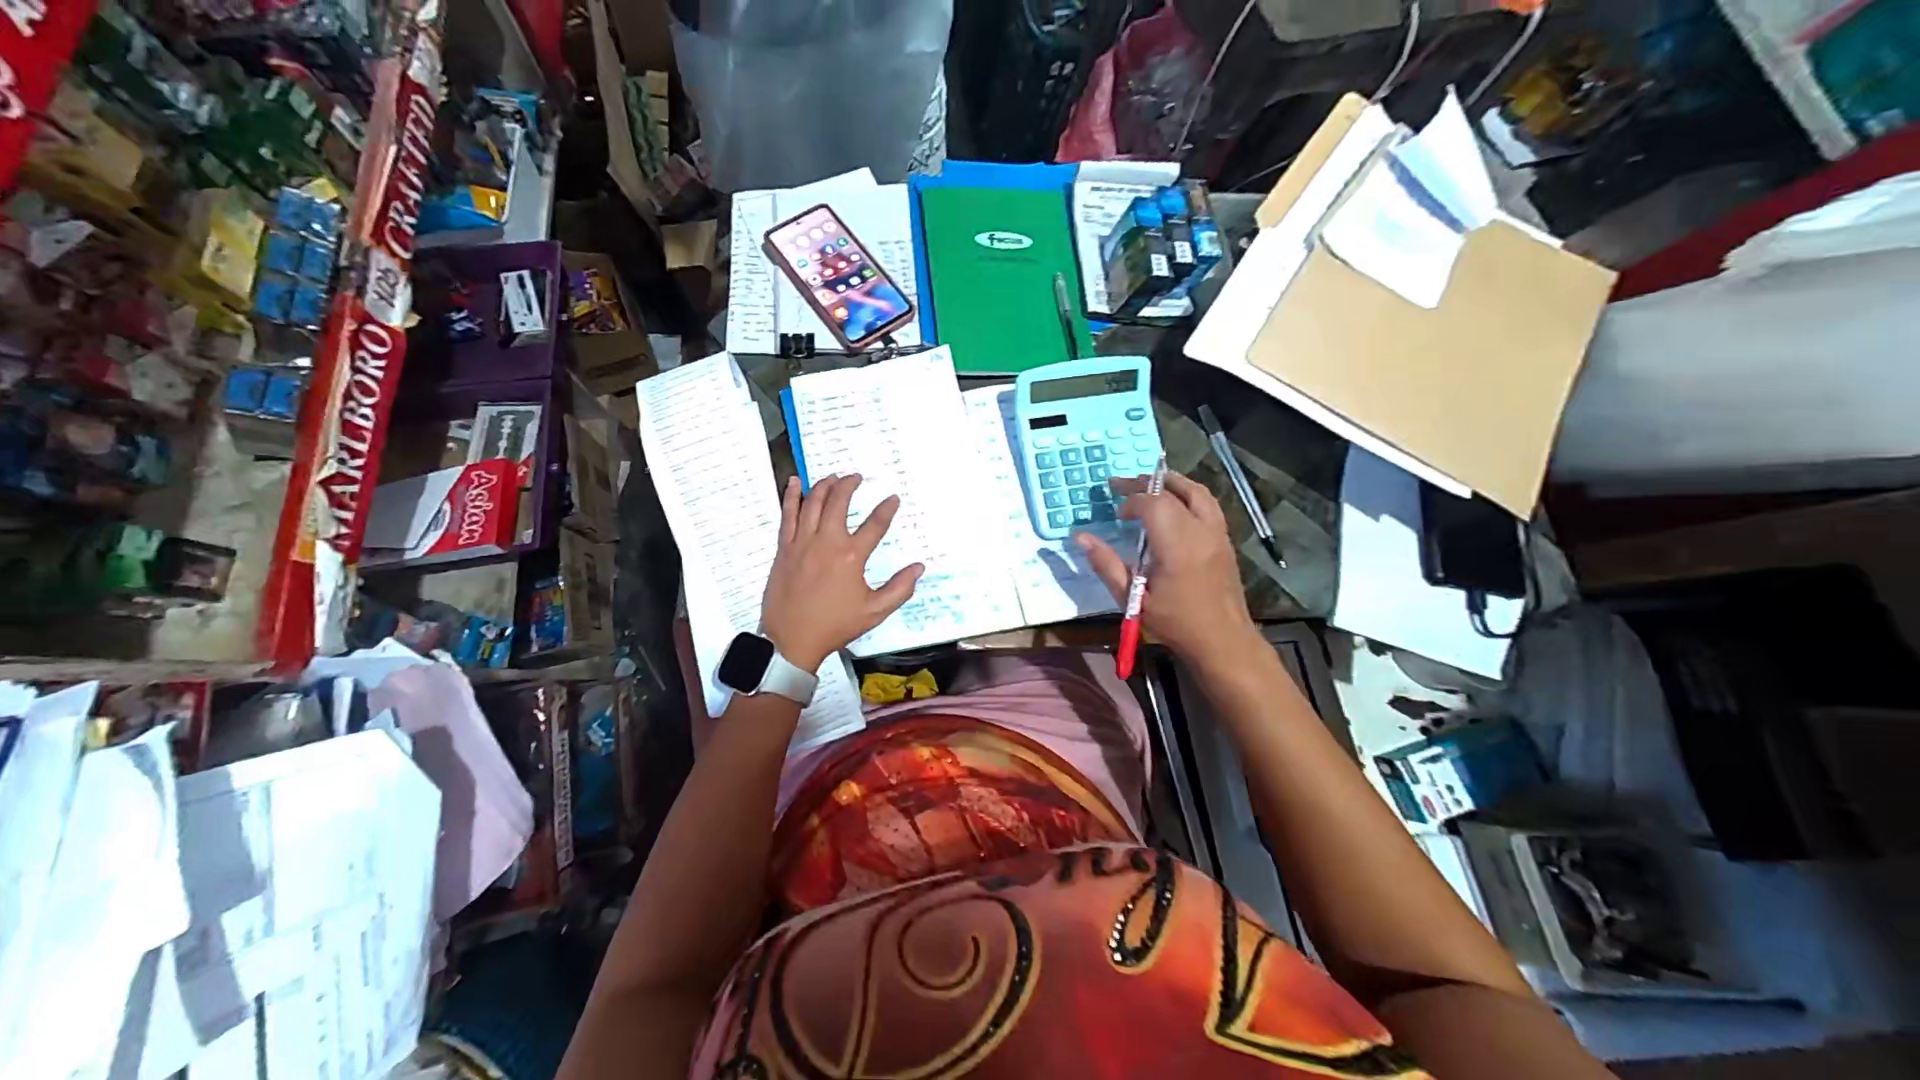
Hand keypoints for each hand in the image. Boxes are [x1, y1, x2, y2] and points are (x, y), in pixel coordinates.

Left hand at [761, 473, 922, 670]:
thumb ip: (899, 589)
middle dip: (849, 485)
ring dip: (824, 486)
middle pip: (839, 502)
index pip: (875, 524)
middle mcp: (827, 543)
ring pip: (813, 503)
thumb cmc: (834, 626)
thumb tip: (919, 568)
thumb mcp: (874, 612)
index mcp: (851, 557)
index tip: (893, 498)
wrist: (792, 638)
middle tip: (856, 477)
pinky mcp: (784, 548)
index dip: (886, 509)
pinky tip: (795, 482)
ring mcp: (802, 543)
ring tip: (833, 477)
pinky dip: (792, 496)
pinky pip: (787, 514)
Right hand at [1076, 471, 1258, 661]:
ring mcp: (1217, 534)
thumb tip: (1081, 538)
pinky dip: (1188, 495)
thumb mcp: (1132, 598)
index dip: (1131, 500)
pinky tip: (1173, 506)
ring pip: (1197, 491)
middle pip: (1174, 491)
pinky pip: (1209, 504)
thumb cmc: (1175, 623)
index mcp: (1177, 545)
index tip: (1117, 515)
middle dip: (1146, 484)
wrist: (1223, 641)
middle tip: (1121, 486)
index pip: (1153, 503)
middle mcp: (1201, 531)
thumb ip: (1107, 565)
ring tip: (1149, 485)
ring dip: (1171, 483)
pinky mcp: (1225, 540)